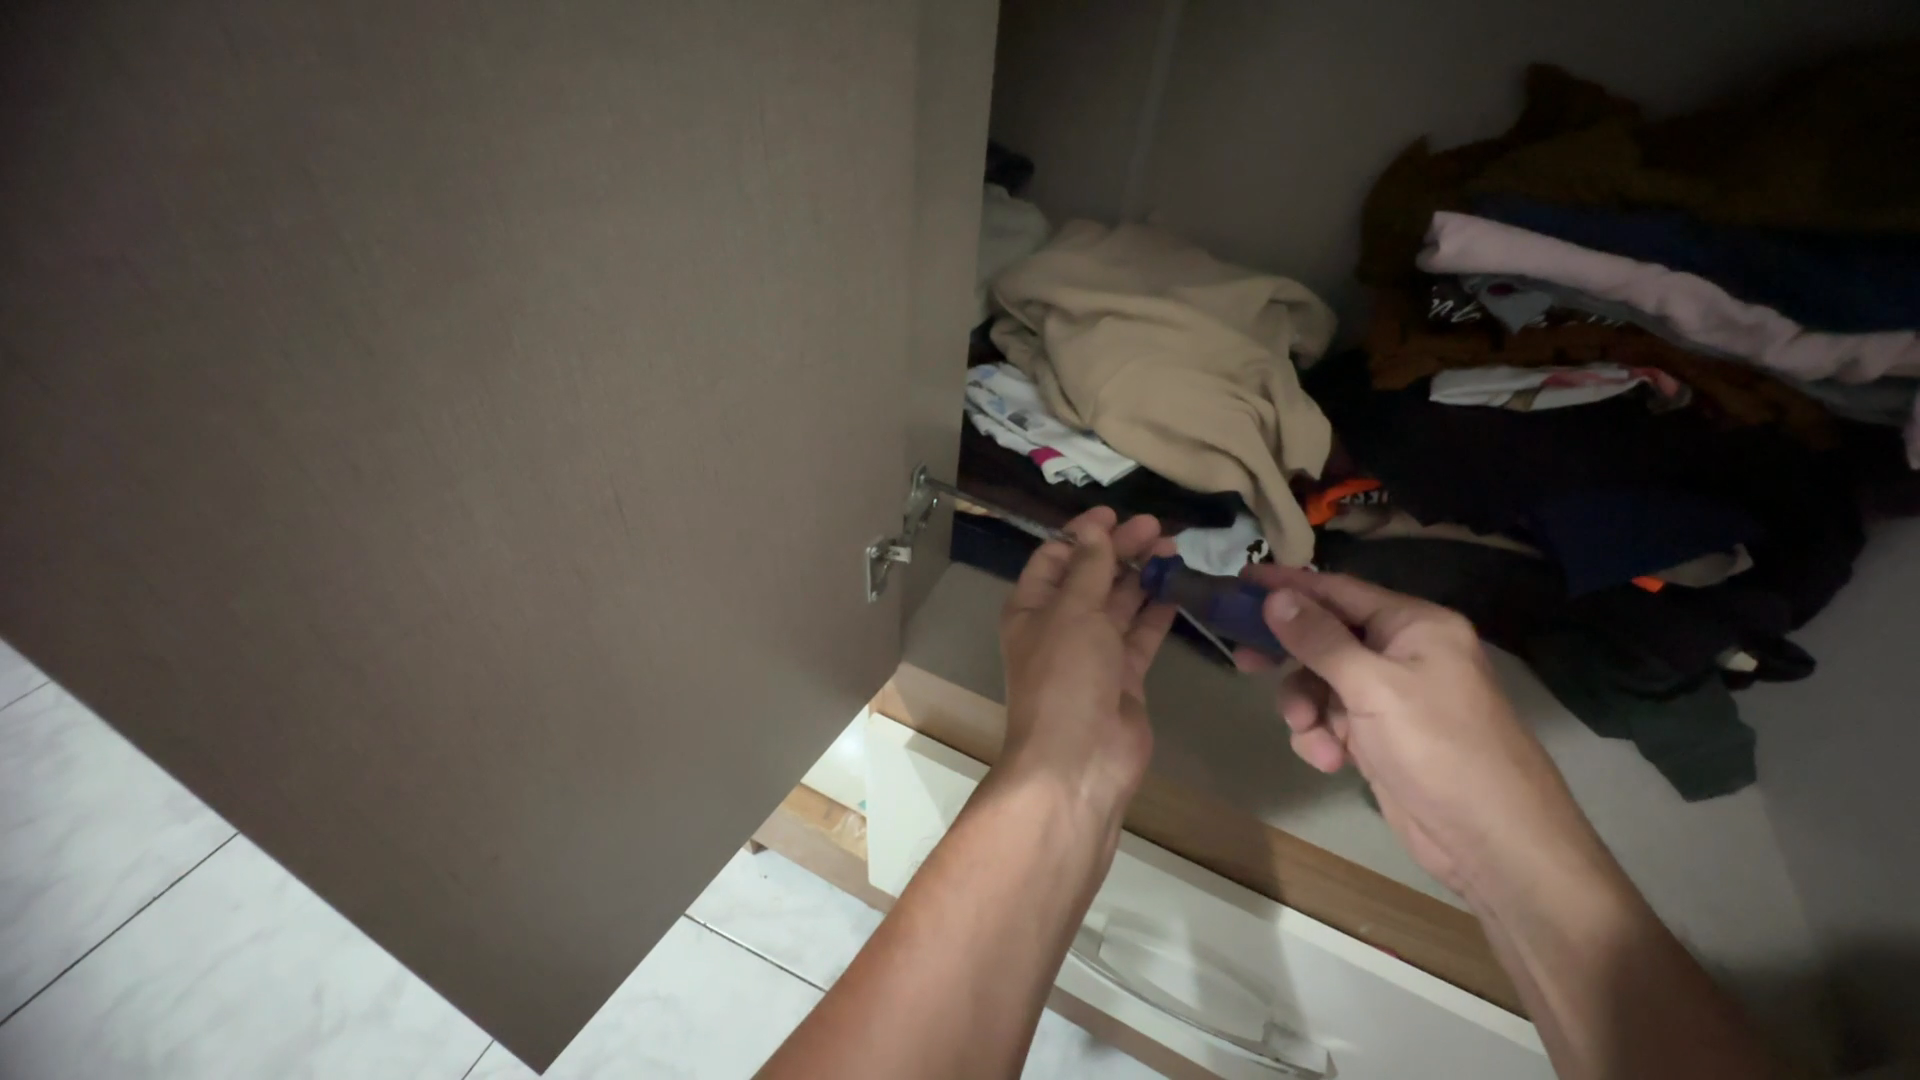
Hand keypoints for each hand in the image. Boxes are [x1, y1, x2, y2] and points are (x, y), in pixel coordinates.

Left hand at [996, 508, 1177, 829]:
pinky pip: (1140, 634)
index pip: (1055, 558)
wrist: (1079, 761)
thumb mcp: (1073, 612)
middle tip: (1156, 528)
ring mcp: (1092, 653)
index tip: (1115, 514)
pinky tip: (1178, 587)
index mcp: (1031, 608)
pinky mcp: (1123, 676)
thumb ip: (1089, 568)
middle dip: (1119, 551)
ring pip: (1118, 604)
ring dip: (1142, 577)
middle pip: (1090, 577)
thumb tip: (1093, 528)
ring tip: (1174, 549)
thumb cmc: (1065, 677)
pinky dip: (1157, 611)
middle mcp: (1058, 626)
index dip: (1083, 534)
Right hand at [1236, 566, 1606, 899]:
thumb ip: (1320, 640)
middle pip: (1325, 638)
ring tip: (1310, 734)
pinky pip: (1331, 719)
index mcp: (1415, 626)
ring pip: (1320, 683)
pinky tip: (1331, 760)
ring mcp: (1392, 697)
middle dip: (1288, 656)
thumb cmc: (1439, 749)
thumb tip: (1276, 596)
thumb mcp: (1373, 687)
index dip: (1287, 585)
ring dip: (1305, 708)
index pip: (1338, 591)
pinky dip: (1321, 736)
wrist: (1494, 843)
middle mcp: (1403, 653)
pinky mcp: (1381, 735)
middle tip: (1243, 660)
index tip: (1239, 581)